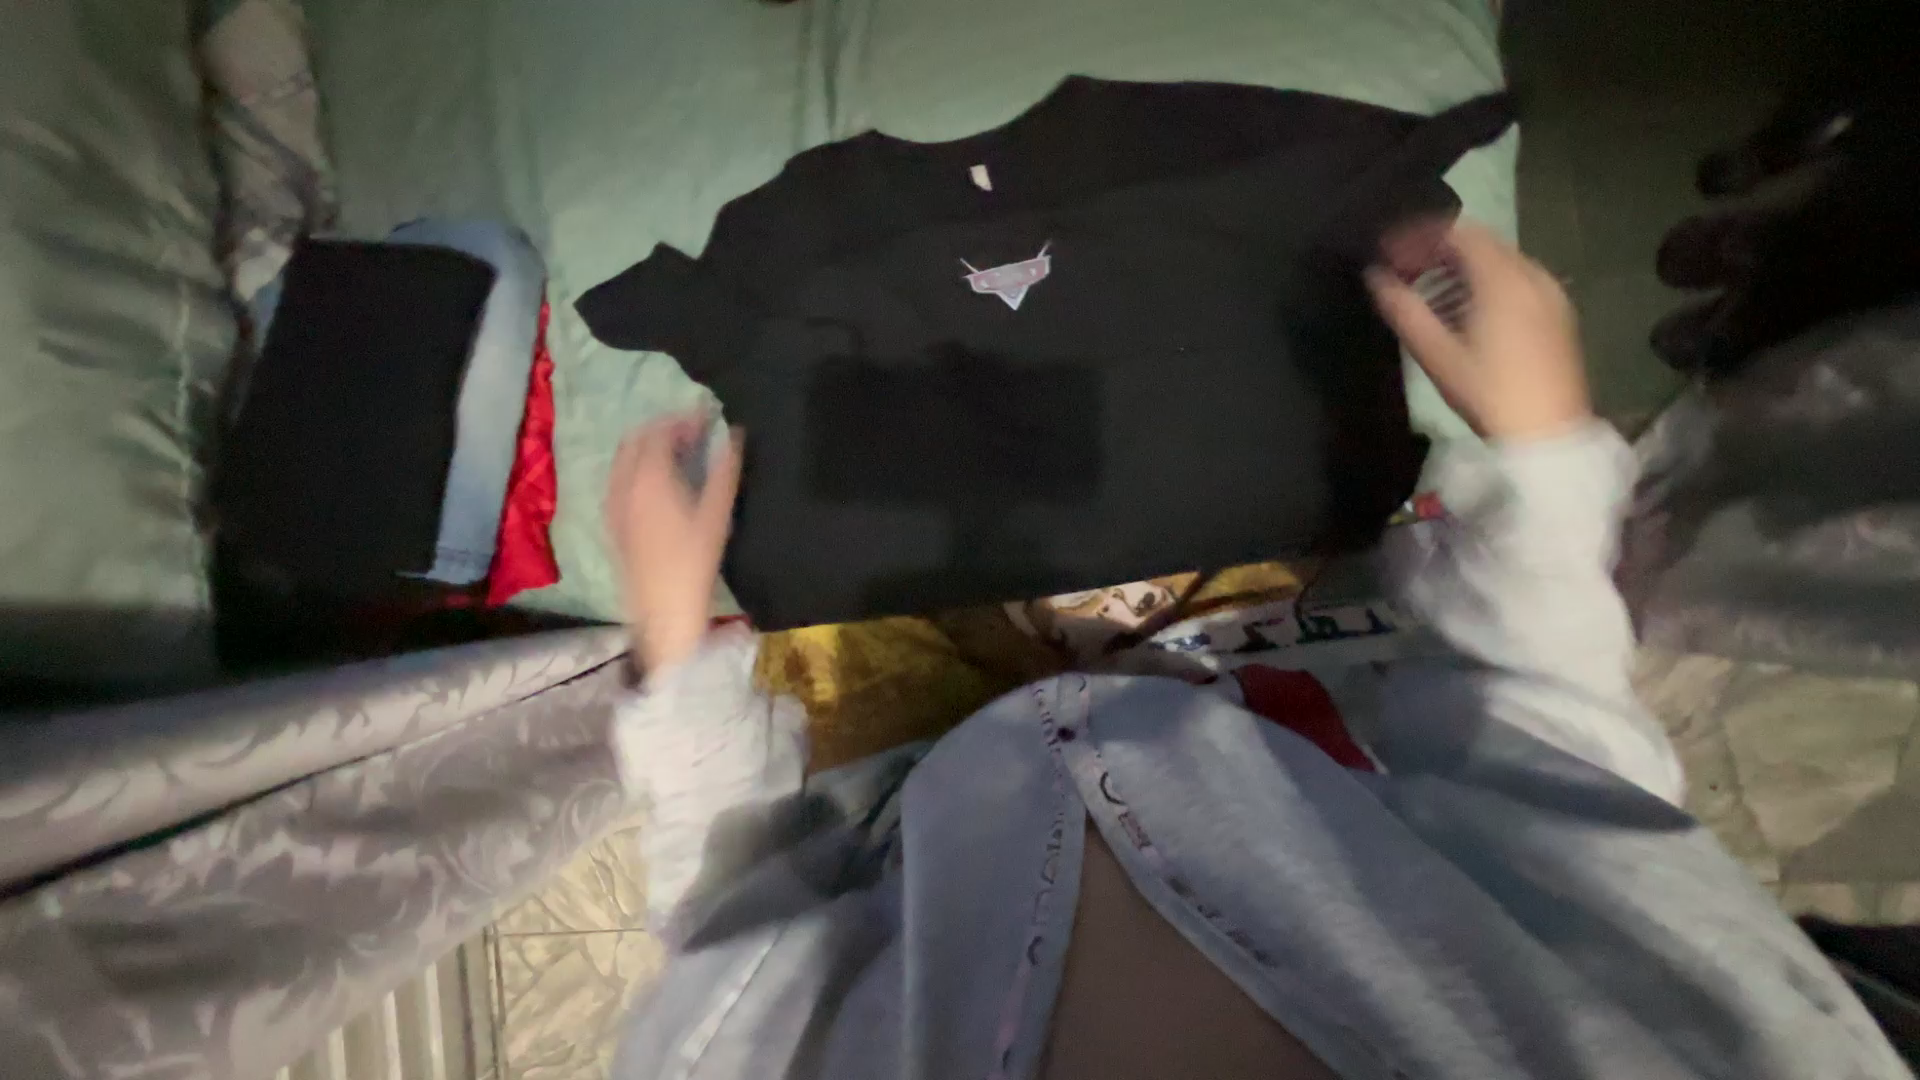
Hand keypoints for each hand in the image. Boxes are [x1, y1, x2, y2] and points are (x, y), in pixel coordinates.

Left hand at [605, 411, 742, 672]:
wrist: (663, 608)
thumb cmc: (695, 561)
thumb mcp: (717, 513)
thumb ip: (725, 470)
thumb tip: (735, 435)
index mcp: (649, 476)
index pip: (660, 430)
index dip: (683, 419)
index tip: (706, 419)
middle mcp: (624, 483)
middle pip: (636, 439)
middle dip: (661, 429)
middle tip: (692, 434)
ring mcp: (613, 502)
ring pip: (623, 459)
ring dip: (647, 448)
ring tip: (677, 456)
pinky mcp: (612, 521)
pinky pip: (618, 479)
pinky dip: (636, 469)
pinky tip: (657, 484)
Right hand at [1365, 222, 1592, 440]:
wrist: (1546, 431)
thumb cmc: (1486, 391)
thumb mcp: (1435, 353)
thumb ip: (1403, 310)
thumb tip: (1376, 278)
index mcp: (1503, 278)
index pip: (1458, 232)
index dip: (1418, 235)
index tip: (1386, 251)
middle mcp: (1532, 274)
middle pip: (1479, 243)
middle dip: (1436, 251)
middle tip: (1400, 271)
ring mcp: (1548, 292)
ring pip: (1496, 261)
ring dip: (1456, 269)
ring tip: (1424, 295)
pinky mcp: (1554, 312)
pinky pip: (1512, 280)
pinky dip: (1480, 283)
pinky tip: (1459, 312)